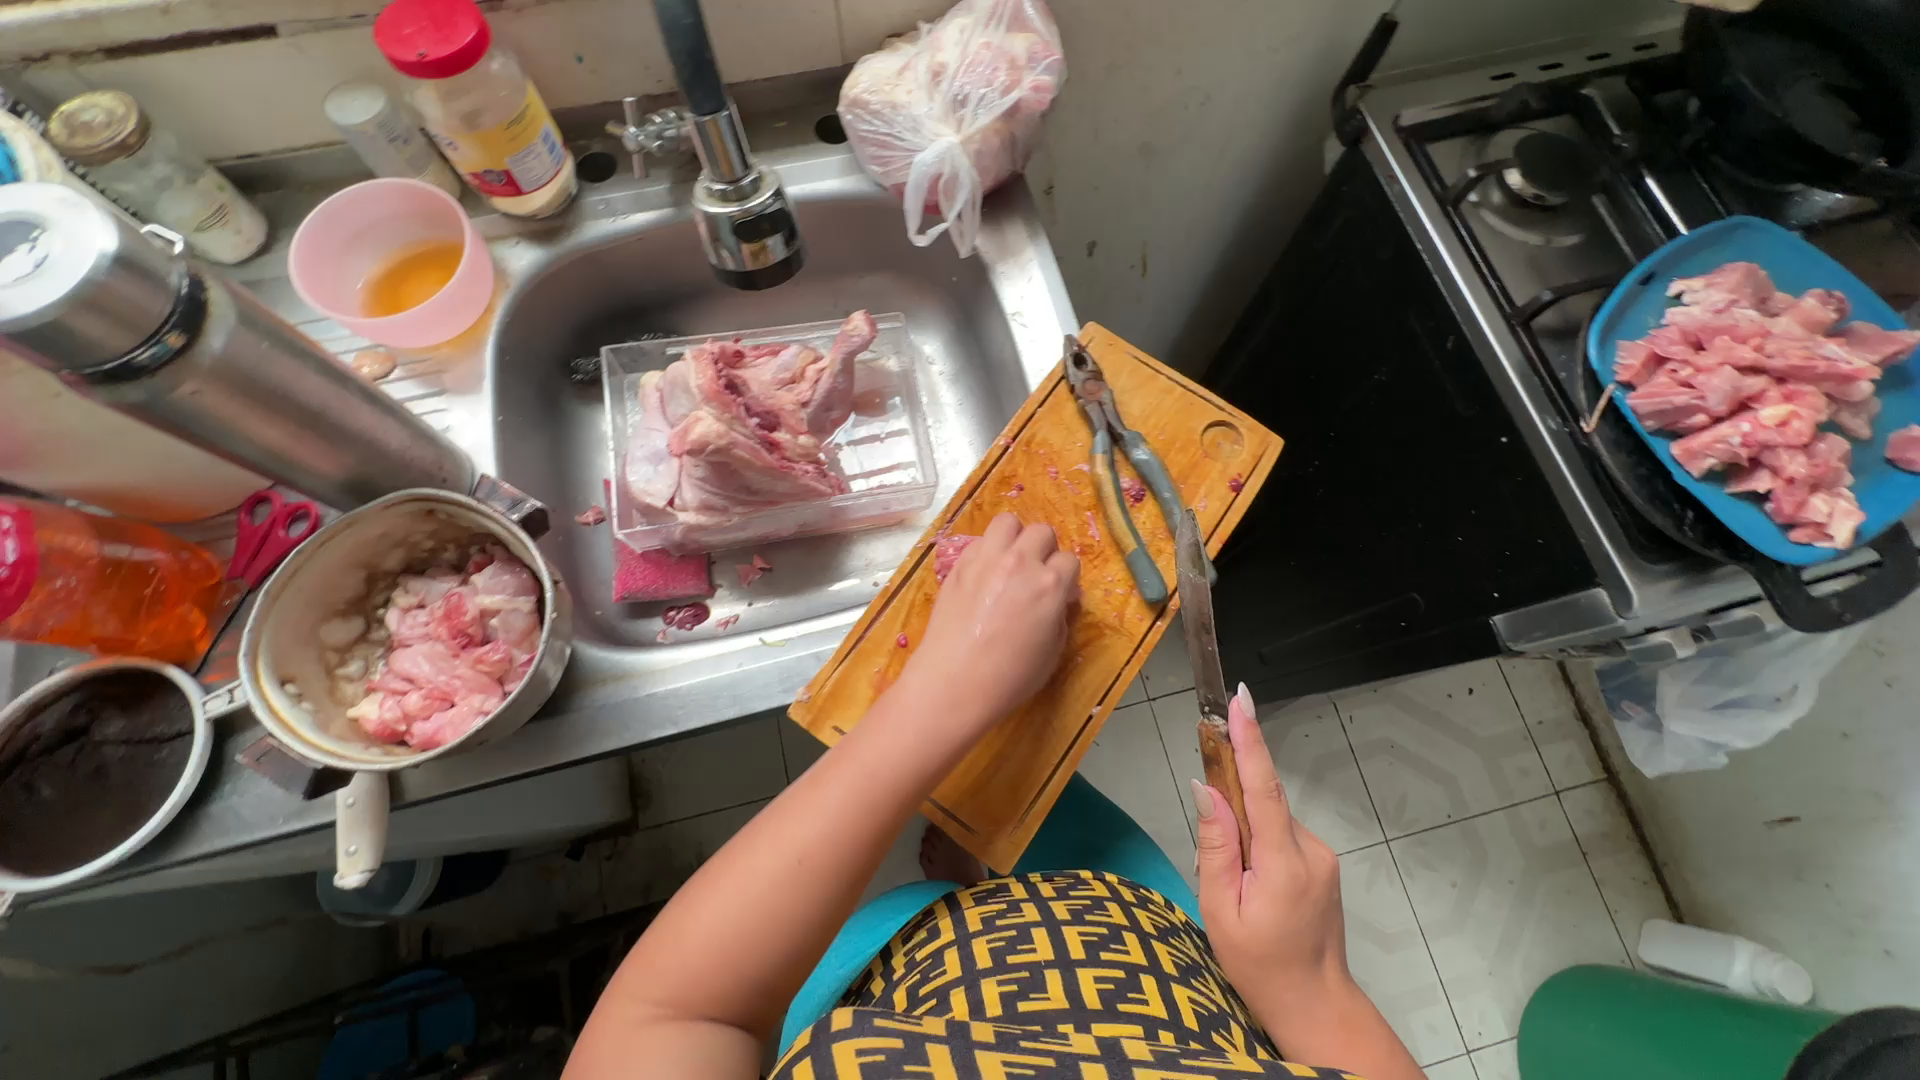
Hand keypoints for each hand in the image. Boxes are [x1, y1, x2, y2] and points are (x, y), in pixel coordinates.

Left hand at [905, 512, 1079, 734]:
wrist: (953, 682)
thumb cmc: (1010, 678)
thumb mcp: (1052, 652)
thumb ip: (1059, 615)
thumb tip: (1060, 599)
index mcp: (1050, 585)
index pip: (1069, 560)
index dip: (1066, 578)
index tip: (1059, 593)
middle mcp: (1020, 563)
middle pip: (1042, 532)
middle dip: (1044, 550)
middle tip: (1036, 574)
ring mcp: (986, 560)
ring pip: (1008, 522)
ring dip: (1015, 538)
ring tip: (1010, 561)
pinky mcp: (959, 565)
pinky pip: (979, 541)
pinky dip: (987, 550)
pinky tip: (984, 574)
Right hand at [1192, 684, 1352, 1025]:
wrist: (1316, 1003)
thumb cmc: (1258, 964)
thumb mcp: (1220, 909)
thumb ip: (1213, 845)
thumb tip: (1205, 787)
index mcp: (1283, 862)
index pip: (1263, 786)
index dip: (1250, 740)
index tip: (1240, 700)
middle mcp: (1310, 849)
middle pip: (1261, 801)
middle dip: (1230, 811)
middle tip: (1216, 868)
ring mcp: (1322, 855)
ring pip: (1268, 818)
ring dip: (1243, 834)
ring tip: (1236, 887)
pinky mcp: (1322, 861)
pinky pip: (1279, 832)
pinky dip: (1257, 842)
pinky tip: (1253, 883)